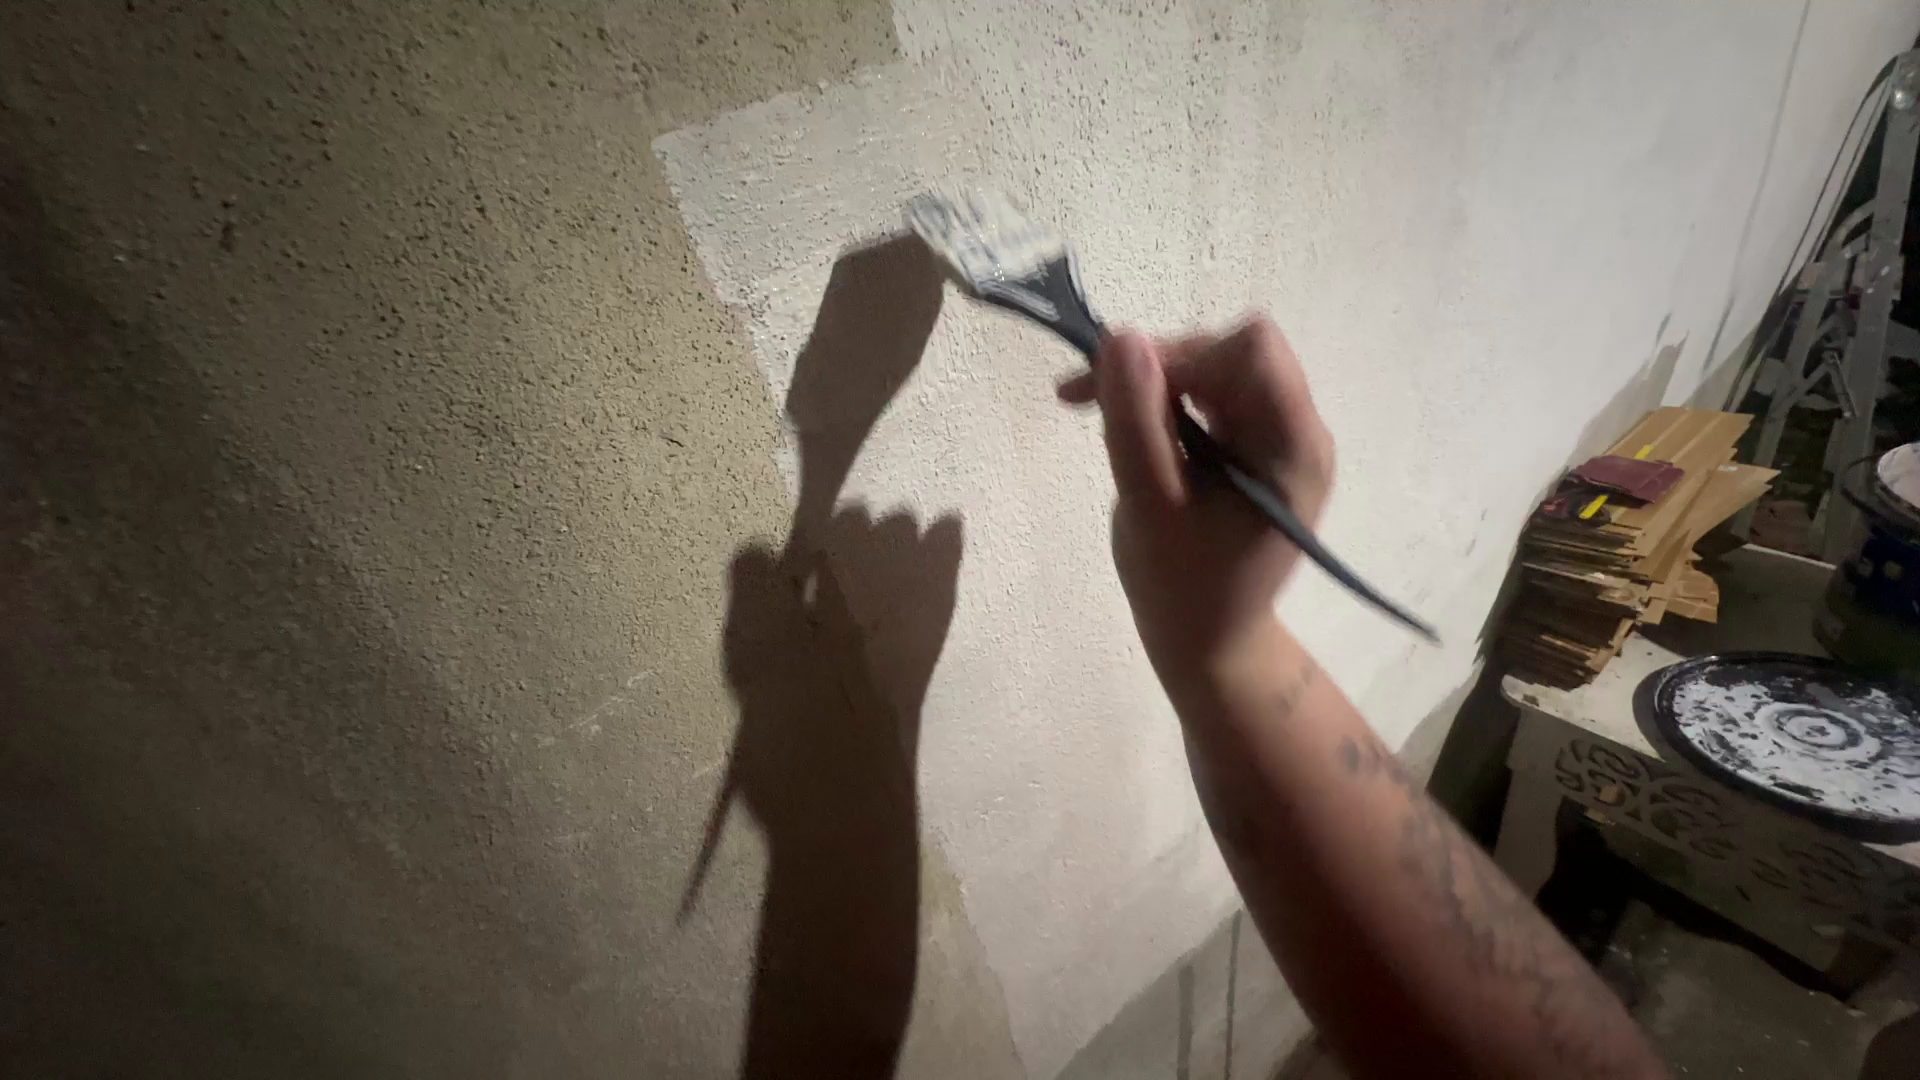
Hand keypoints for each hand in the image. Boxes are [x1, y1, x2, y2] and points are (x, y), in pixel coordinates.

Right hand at [1058, 317, 1333, 686]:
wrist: (1207, 642)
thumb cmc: (1180, 586)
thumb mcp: (1149, 506)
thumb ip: (1135, 421)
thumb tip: (1119, 335)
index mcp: (1293, 446)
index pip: (1250, 349)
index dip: (1180, 354)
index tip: (1118, 388)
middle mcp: (1297, 432)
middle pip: (1231, 354)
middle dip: (1158, 368)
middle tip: (1089, 399)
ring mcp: (1277, 442)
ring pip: (1213, 371)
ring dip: (1154, 385)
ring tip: (1104, 418)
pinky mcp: (1253, 452)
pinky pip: (1209, 401)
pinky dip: (1163, 406)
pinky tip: (1131, 432)